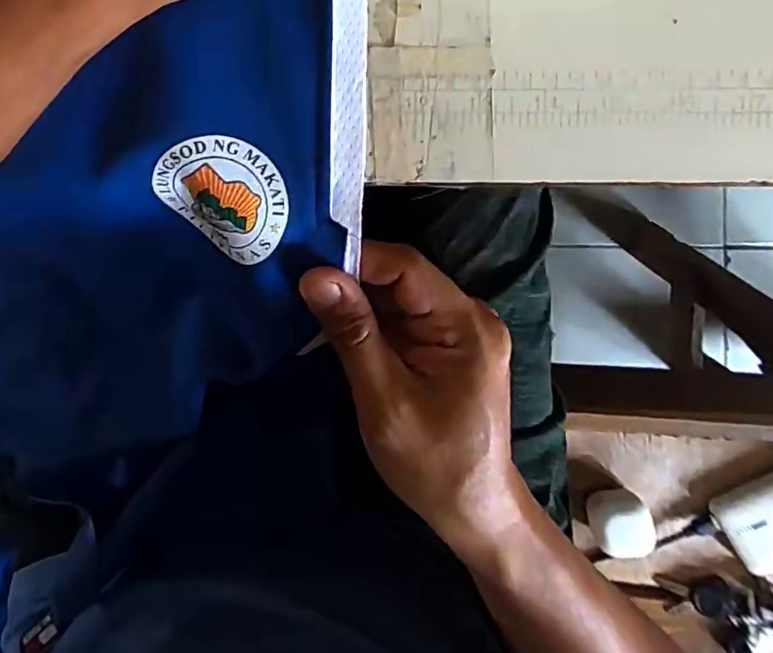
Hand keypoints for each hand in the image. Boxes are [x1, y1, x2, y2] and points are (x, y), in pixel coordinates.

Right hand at [299, 242, 530, 548]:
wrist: (473, 514)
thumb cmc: (432, 463)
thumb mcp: (384, 399)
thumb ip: (352, 332)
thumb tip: (315, 275)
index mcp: (466, 323)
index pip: (406, 266)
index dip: (356, 258)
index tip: (307, 265)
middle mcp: (468, 315)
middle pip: (400, 278)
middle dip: (350, 279)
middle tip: (298, 283)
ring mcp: (457, 330)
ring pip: (396, 296)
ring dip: (354, 301)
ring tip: (307, 301)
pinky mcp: (443, 345)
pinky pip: (400, 318)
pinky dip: (367, 322)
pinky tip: (333, 327)